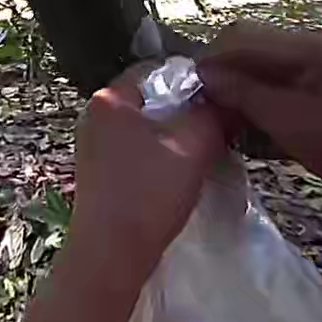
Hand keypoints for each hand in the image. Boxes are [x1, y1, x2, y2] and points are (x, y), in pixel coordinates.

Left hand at [65, 62, 226, 287]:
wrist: (112, 250)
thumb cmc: (149, 190)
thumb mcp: (192, 146)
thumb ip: (213, 115)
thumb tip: (228, 99)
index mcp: (108, 99)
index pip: (153, 71)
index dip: (190, 80)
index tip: (221, 96)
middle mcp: (93, 115)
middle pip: (148, 100)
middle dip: (184, 111)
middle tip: (218, 125)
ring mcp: (93, 145)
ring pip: (144, 128)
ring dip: (174, 136)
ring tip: (206, 150)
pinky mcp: (99, 171)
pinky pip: (135, 151)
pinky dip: (159, 156)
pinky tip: (182, 173)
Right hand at [197, 21, 321, 204]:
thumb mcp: (284, 119)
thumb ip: (240, 92)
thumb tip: (202, 77)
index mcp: (308, 46)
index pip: (241, 37)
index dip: (212, 59)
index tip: (193, 87)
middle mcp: (310, 44)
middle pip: (246, 43)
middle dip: (222, 68)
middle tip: (205, 98)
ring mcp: (314, 62)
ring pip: (255, 60)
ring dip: (235, 80)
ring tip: (222, 108)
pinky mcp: (315, 81)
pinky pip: (270, 74)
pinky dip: (252, 90)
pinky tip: (244, 113)